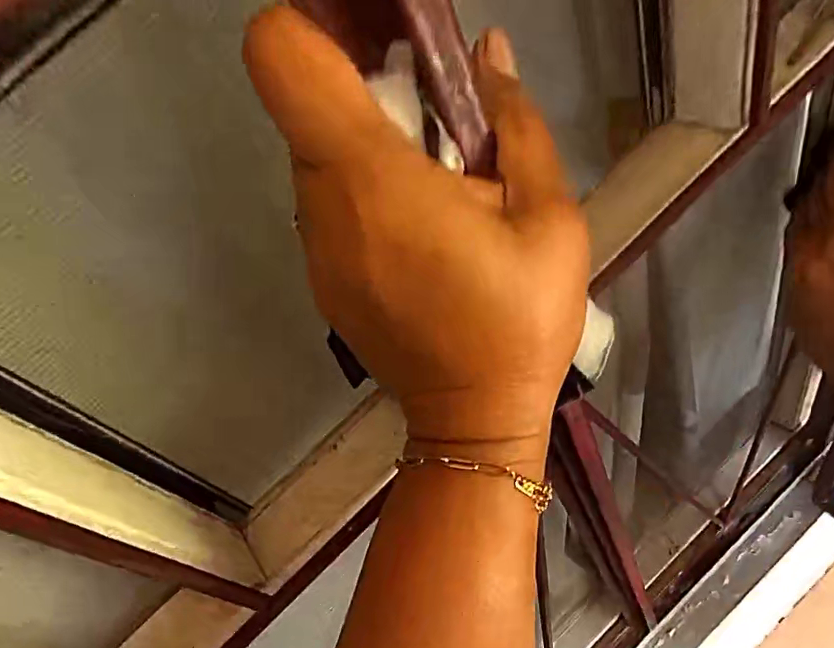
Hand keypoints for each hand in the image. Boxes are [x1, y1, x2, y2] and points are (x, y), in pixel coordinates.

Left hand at [244, 7, 589, 465]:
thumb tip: (489, 56)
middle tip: (431, 105)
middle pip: (304, 103)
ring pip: (317, 160)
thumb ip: (516, 125)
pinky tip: (420, 232)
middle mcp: (324, 210)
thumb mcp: (550, 221)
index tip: (380, 32)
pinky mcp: (326, 286)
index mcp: (372, 179)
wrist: (476, 422)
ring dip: (366, 145)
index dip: (318, 19)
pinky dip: (362, 197)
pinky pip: (328, 212)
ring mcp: (316, 255)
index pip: (283, 53)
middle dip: (358, 82)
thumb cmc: (520, 325)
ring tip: (436, 182)